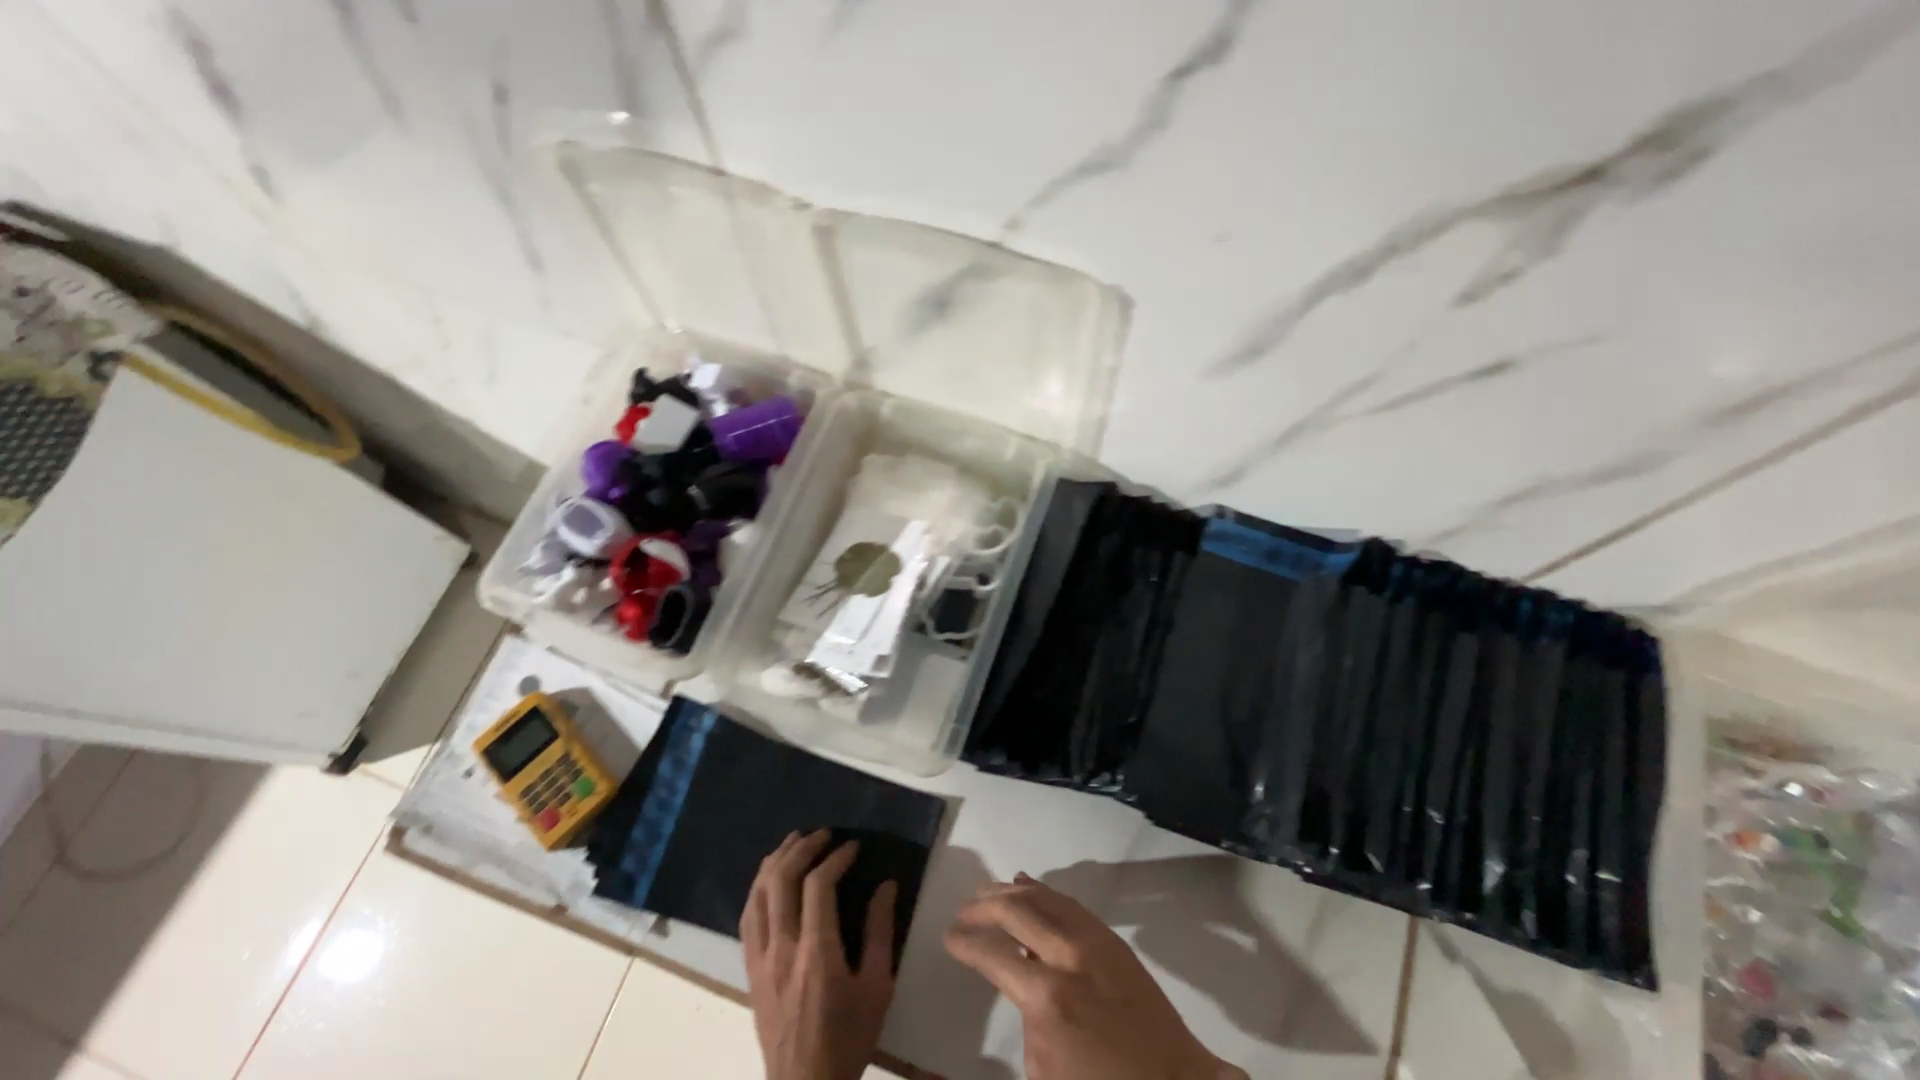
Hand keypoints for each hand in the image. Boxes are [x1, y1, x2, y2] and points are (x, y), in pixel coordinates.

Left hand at [742, 829, 898, 1079]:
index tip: (853, 847)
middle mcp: (782, 949)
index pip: (818, 886)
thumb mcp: (877, 988)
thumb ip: (880, 933)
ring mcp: (760, 959)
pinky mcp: (749, 969)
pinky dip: (758, 888)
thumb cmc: (849, 1038)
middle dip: (801, 848)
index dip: (835, 858)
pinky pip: (747, 917)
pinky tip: (770, 878)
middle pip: (781, 880)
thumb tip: (886, 886)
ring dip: (775, 861)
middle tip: (823, 834)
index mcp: (817, 954)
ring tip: (794, 842)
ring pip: (758, 894)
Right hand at [945, 874, 1246, 1079]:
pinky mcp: (1116, 943)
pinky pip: (1074, 906)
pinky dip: (1047, 892)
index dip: (965, 942)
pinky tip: (1032, 887)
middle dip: (983, 907)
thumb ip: (1029, 1023)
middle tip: (963, 910)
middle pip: (1017, 911)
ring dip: (1013, 892)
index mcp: (1046, 998)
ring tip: (989, 891)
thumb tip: (1027, 987)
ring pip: (1047, 899)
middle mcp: (1069, 958)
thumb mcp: (1045, 1073)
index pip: (992, 953)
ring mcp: (1097, 944)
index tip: (949, 937)